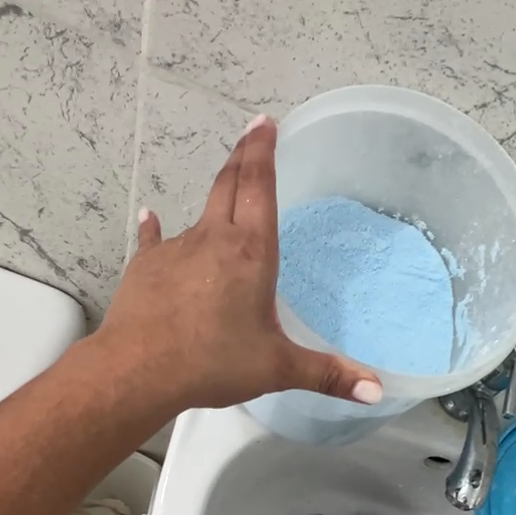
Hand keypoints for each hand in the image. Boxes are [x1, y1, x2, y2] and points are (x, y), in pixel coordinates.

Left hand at [93, 116, 382, 411]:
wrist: (139, 370)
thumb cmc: (214, 363)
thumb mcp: (278, 369)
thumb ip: (327, 375)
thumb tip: (376, 391)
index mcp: (251, 254)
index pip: (260, 188)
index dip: (264, 152)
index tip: (265, 123)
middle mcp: (214, 240)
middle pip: (230, 186)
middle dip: (243, 157)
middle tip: (252, 131)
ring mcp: (175, 251)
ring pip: (198, 215)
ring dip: (214, 199)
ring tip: (223, 190)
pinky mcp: (145, 268)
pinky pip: (154, 241)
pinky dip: (155, 229)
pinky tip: (150, 217)